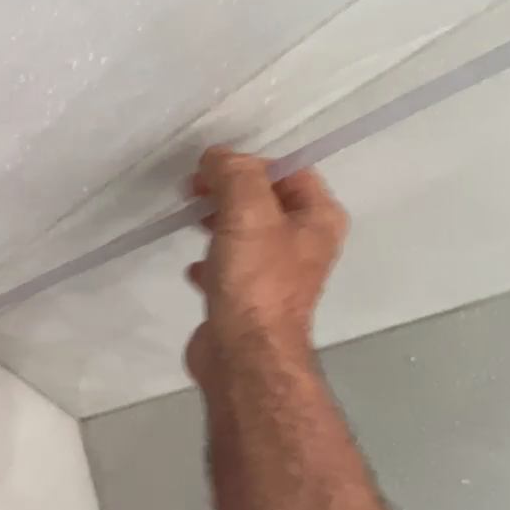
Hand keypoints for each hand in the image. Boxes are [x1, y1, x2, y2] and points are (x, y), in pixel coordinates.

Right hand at [184, 146, 347, 380]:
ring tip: (191, 221)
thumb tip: (216, 157)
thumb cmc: (254, 281)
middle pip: (266, 203)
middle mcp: (304, 245)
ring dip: (219, 224)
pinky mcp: (246, 302)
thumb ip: (235, 176)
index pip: (288, 173)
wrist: (243, 352)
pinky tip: (193, 267)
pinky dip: (211, 262)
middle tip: (193, 191)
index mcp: (318, 219)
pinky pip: (229, 270)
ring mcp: (275, 276)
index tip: (209, 170)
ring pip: (246, 236)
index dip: (249, 165)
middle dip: (230, 193)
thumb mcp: (247, 214)